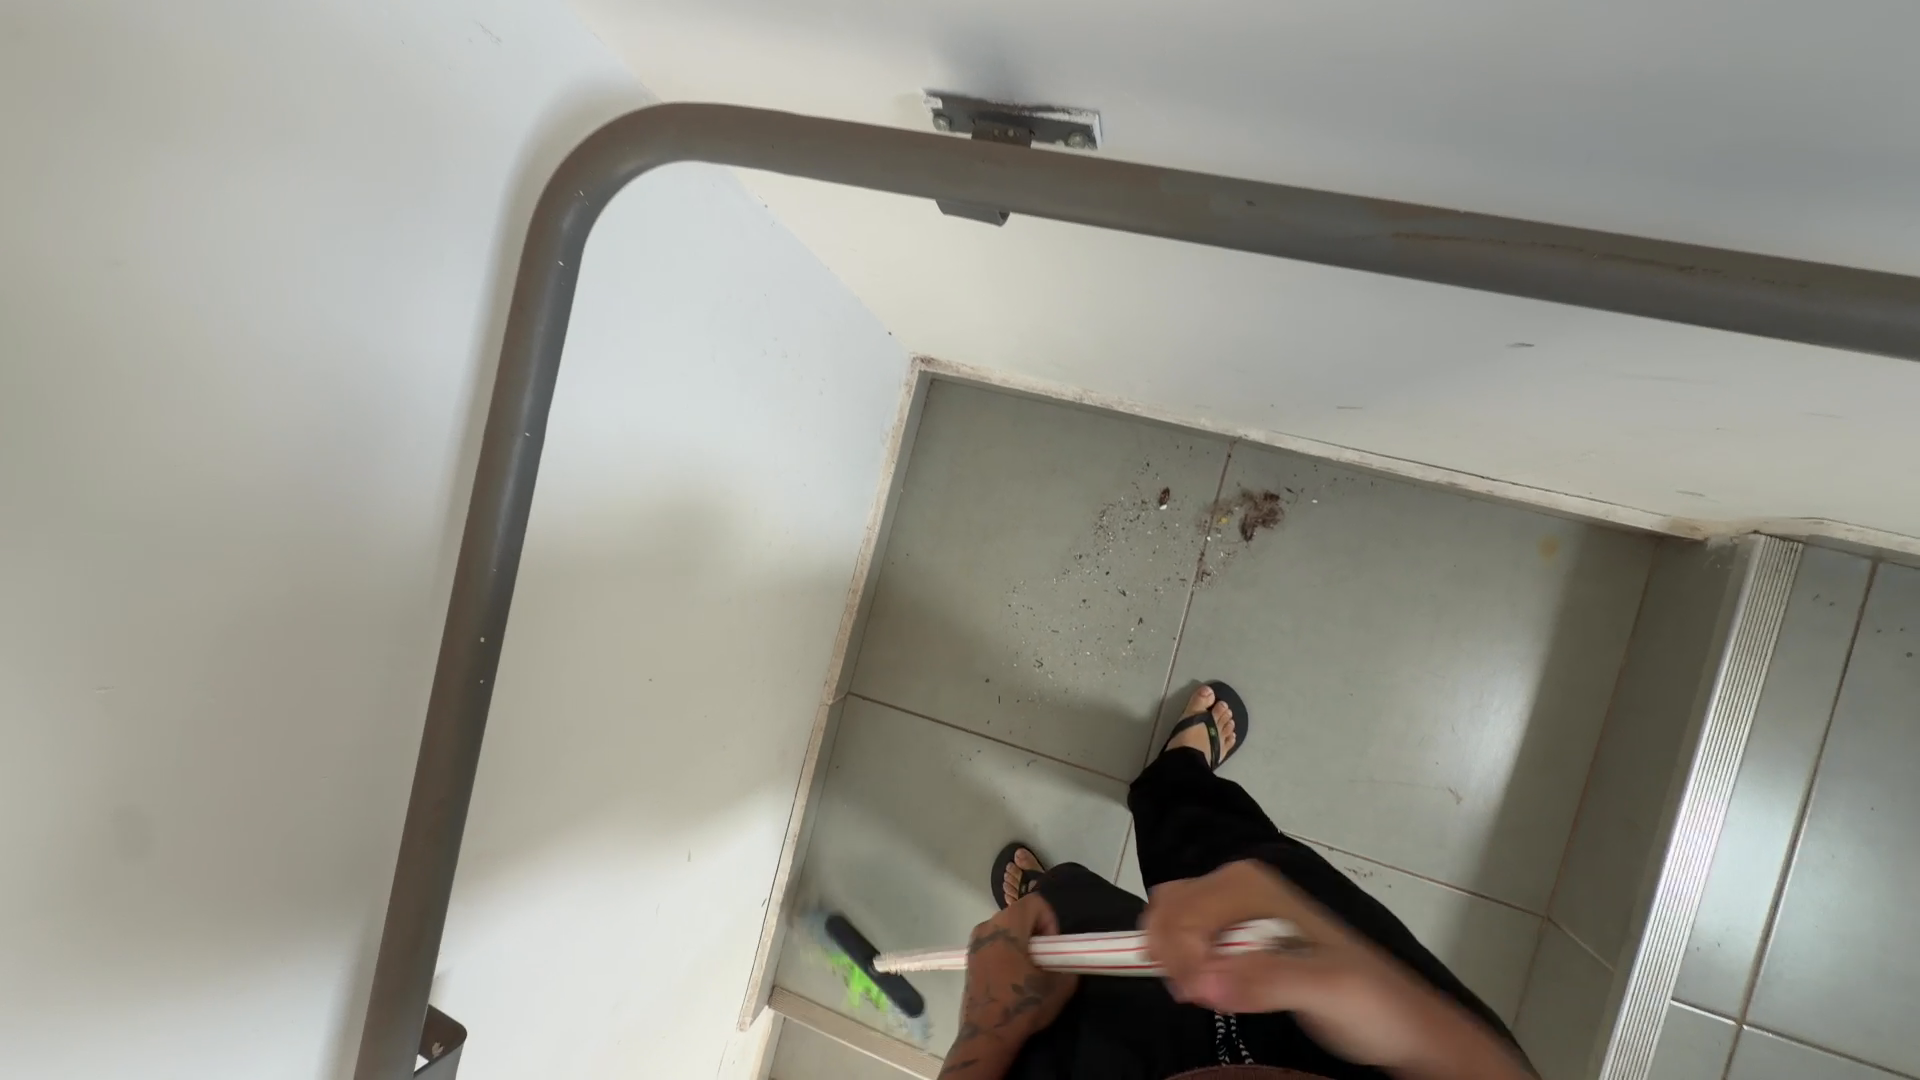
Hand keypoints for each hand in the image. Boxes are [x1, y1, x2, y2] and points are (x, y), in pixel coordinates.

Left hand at [939, 892, 1078, 1076]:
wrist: (986, 1034)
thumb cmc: (1022, 1004)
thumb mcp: (1059, 987)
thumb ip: (1068, 965)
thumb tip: (1066, 960)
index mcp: (1007, 924)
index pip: (1035, 902)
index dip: (1050, 921)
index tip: (1052, 949)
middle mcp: (987, 925)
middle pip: (1019, 913)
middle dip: (1036, 932)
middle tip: (1044, 960)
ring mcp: (975, 941)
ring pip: (1005, 927)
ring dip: (1020, 941)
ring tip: (1028, 971)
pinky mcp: (969, 957)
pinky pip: (993, 941)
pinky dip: (1006, 950)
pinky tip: (1011, 977)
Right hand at [1144, 860, 1529, 1079]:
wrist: (1403, 1023)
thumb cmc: (1369, 1004)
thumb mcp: (1326, 992)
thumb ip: (1263, 981)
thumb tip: (1200, 981)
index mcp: (1251, 885)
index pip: (1181, 908)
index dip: (1178, 953)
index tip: (1195, 996)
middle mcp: (1236, 881)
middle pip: (1169, 904)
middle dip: (1168, 949)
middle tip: (1193, 994)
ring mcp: (1234, 902)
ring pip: (1171, 913)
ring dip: (1171, 953)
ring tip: (1199, 991)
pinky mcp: (1234, 925)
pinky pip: (1184, 928)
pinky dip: (1180, 955)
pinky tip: (1205, 983)